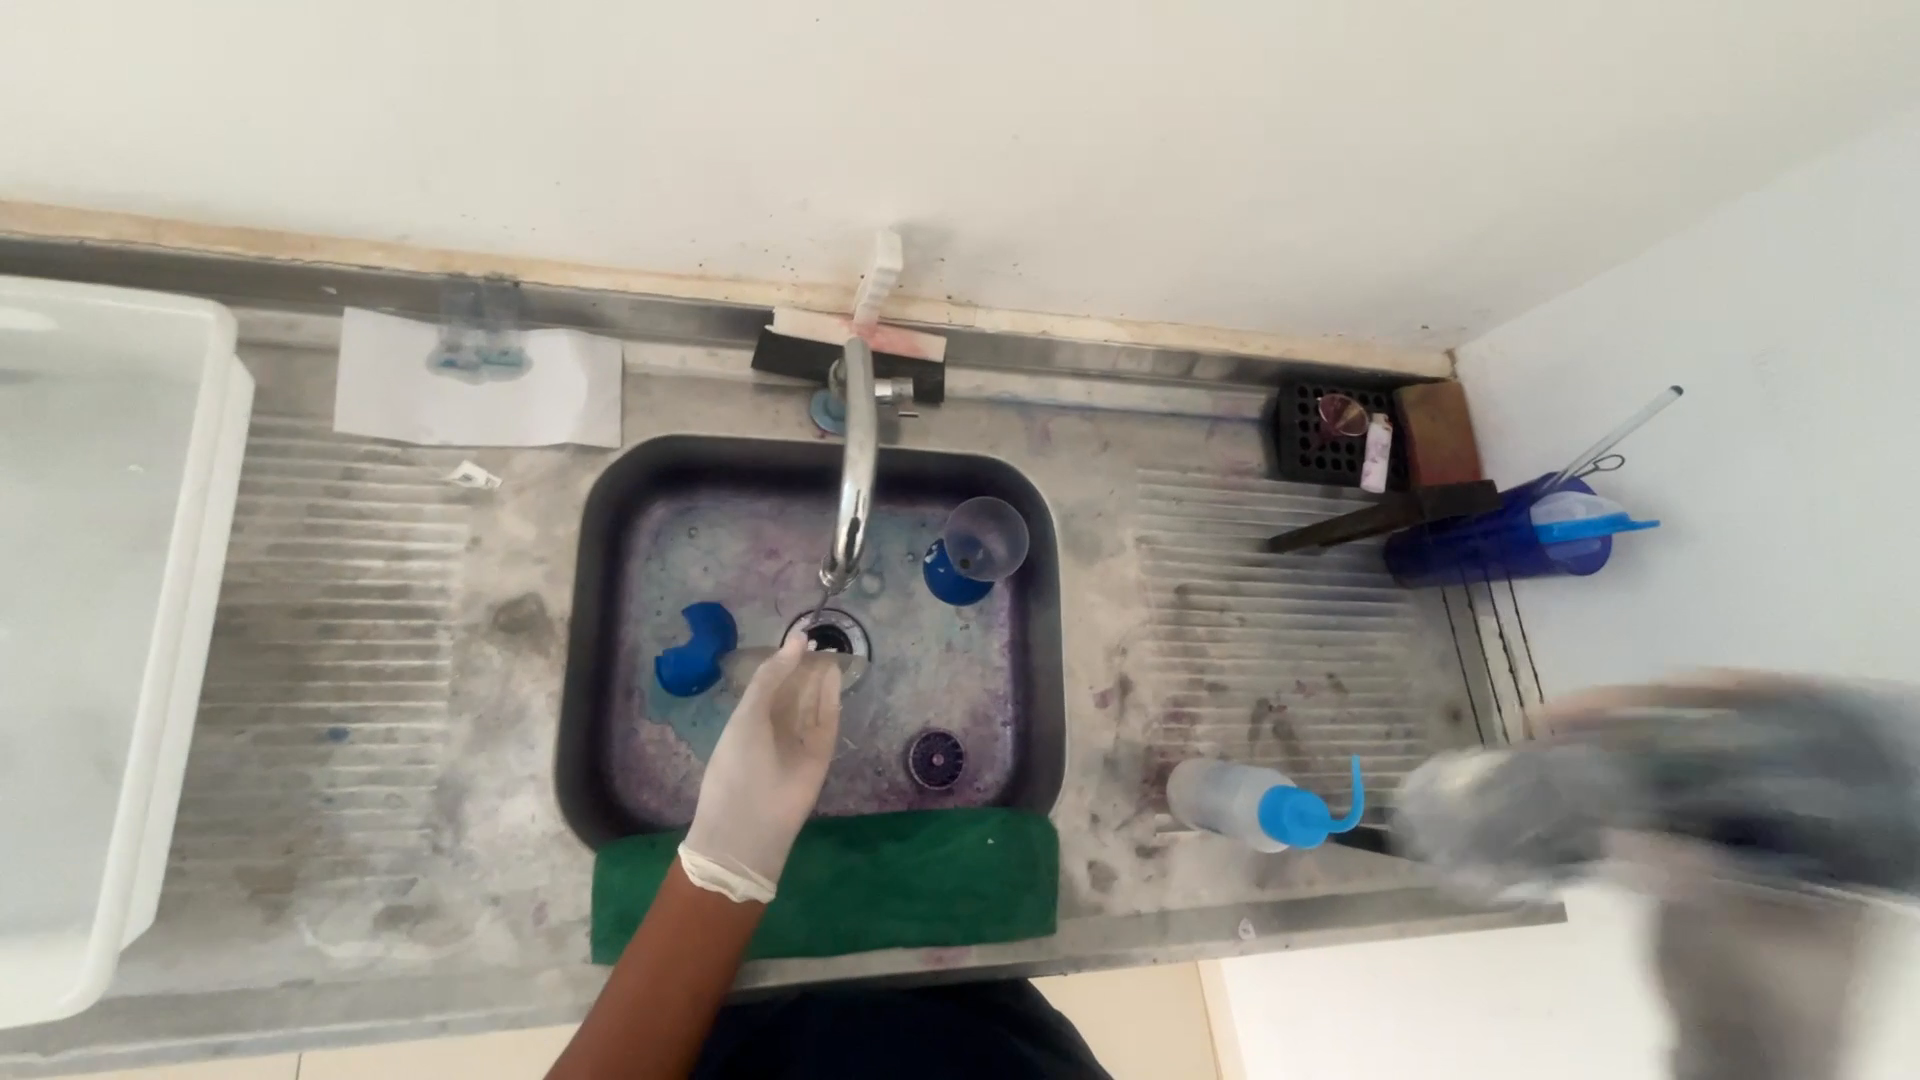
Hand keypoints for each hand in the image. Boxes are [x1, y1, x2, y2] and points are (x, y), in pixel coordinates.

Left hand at [679, 633, 841, 902]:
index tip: (800, 638)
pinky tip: (835, 675)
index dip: (784, 661)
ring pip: (812, 703)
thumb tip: (797, 641)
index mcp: (749, 720)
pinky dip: (832, 698)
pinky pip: (828, 720)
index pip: (771, 684)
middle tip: (821, 642)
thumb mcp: (747, 714)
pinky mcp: (820, 754)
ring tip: (830, 652)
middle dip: (805, 668)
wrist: (749, 823)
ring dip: (820, 679)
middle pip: (795, 691)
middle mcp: (775, 729)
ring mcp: (799, 742)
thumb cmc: (737, 765)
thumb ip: (771, 677)